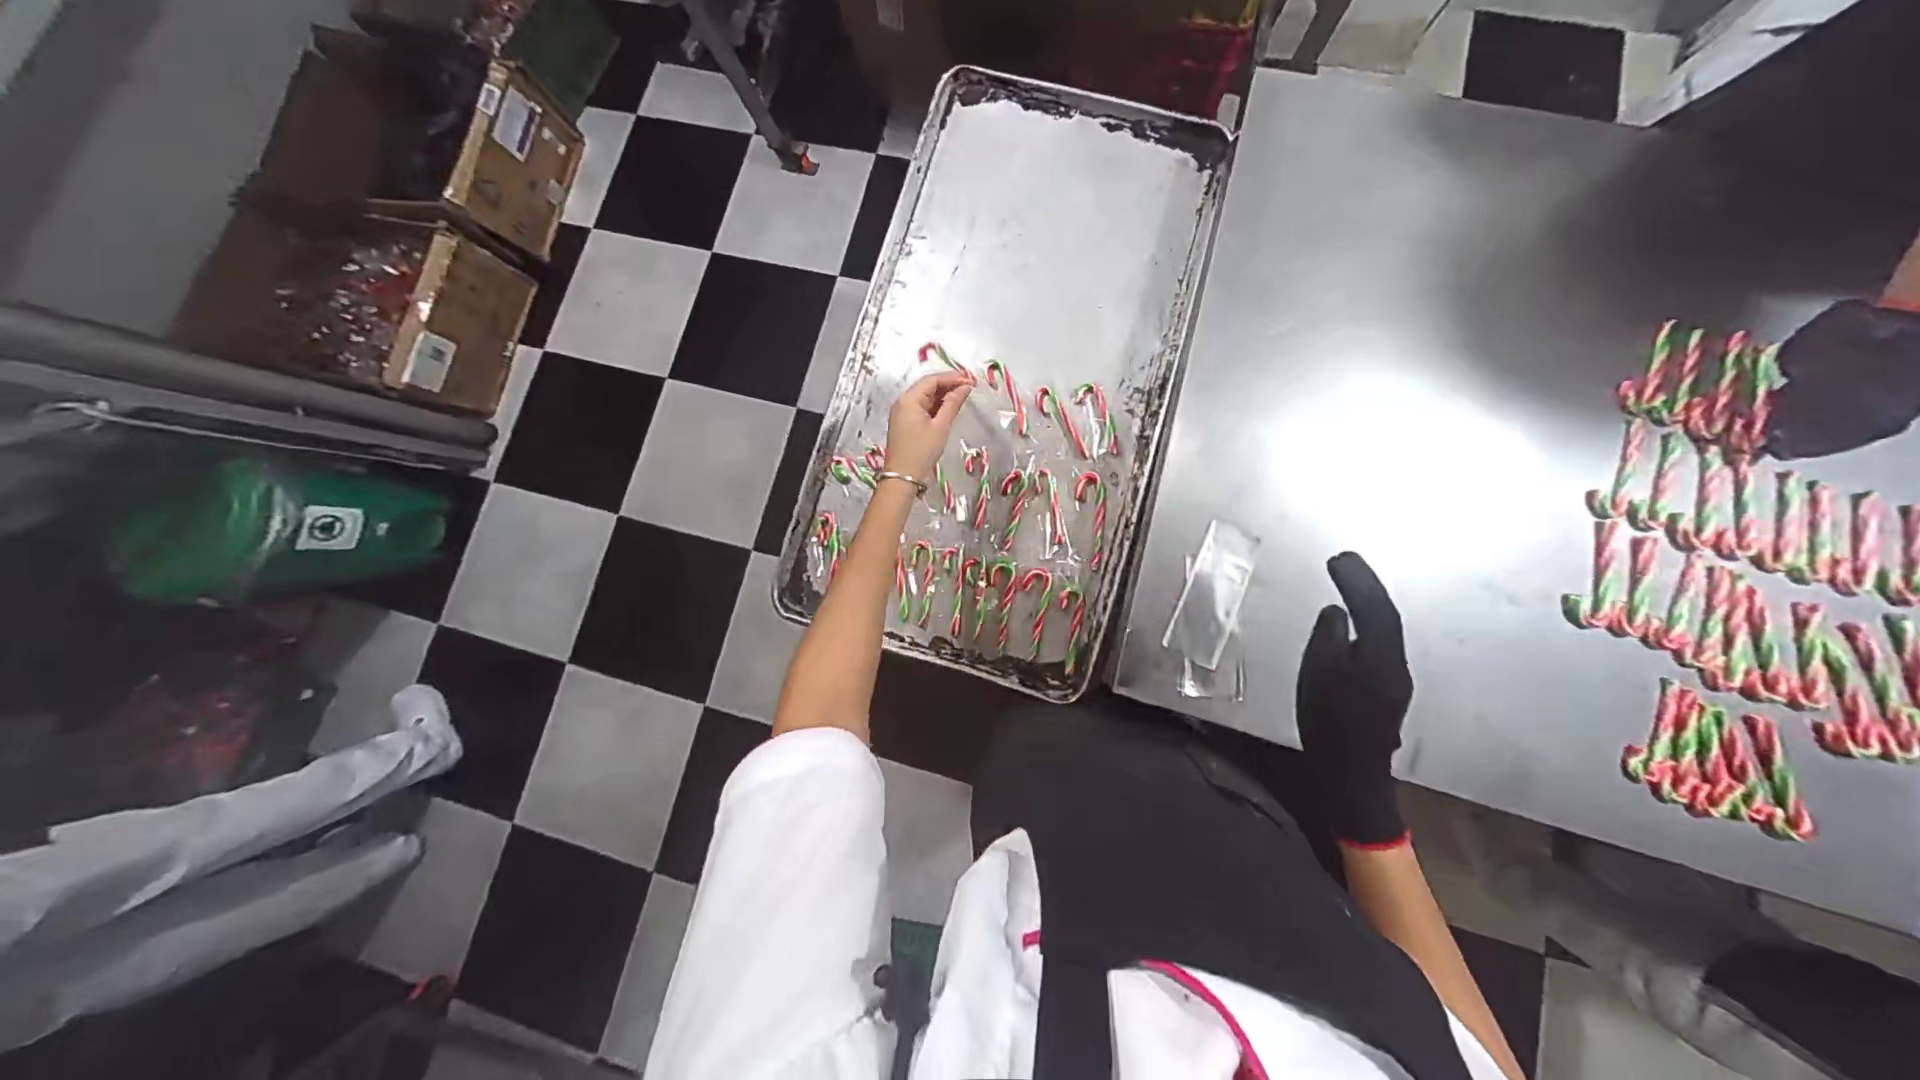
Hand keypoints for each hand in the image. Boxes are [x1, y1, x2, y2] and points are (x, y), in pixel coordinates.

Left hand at [884, 373, 970, 481]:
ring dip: (943, 396)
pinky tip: (949, 409)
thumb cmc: (922, 451)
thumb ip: (953, 404)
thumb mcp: (941, 426)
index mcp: (909, 399)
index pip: (932, 380)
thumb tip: (965, 387)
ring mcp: (902, 412)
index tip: (971, 381)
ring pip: (925, 397)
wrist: (902, 477)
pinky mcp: (904, 422)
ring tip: (963, 397)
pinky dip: (935, 406)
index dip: (952, 378)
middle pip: (927, 386)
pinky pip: (921, 408)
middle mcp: (902, 401)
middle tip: (970, 388)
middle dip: (948, 385)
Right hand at [1296, 551, 1413, 846]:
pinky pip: (1378, 644)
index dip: (1358, 580)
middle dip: (1365, 586)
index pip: (1375, 609)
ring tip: (1347, 582)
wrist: (1351, 776)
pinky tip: (1351, 623)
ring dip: (1367, 603)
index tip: (1338, 557)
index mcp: (1382, 658)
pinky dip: (1366, 623)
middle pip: (1385, 616)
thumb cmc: (1330, 725)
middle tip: (1344, 560)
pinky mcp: (1385, 692)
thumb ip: (1329, 639)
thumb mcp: (1319, 677)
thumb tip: (1337, 611)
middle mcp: (1396, 665)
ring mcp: (1393, 680)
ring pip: (1383, 630)